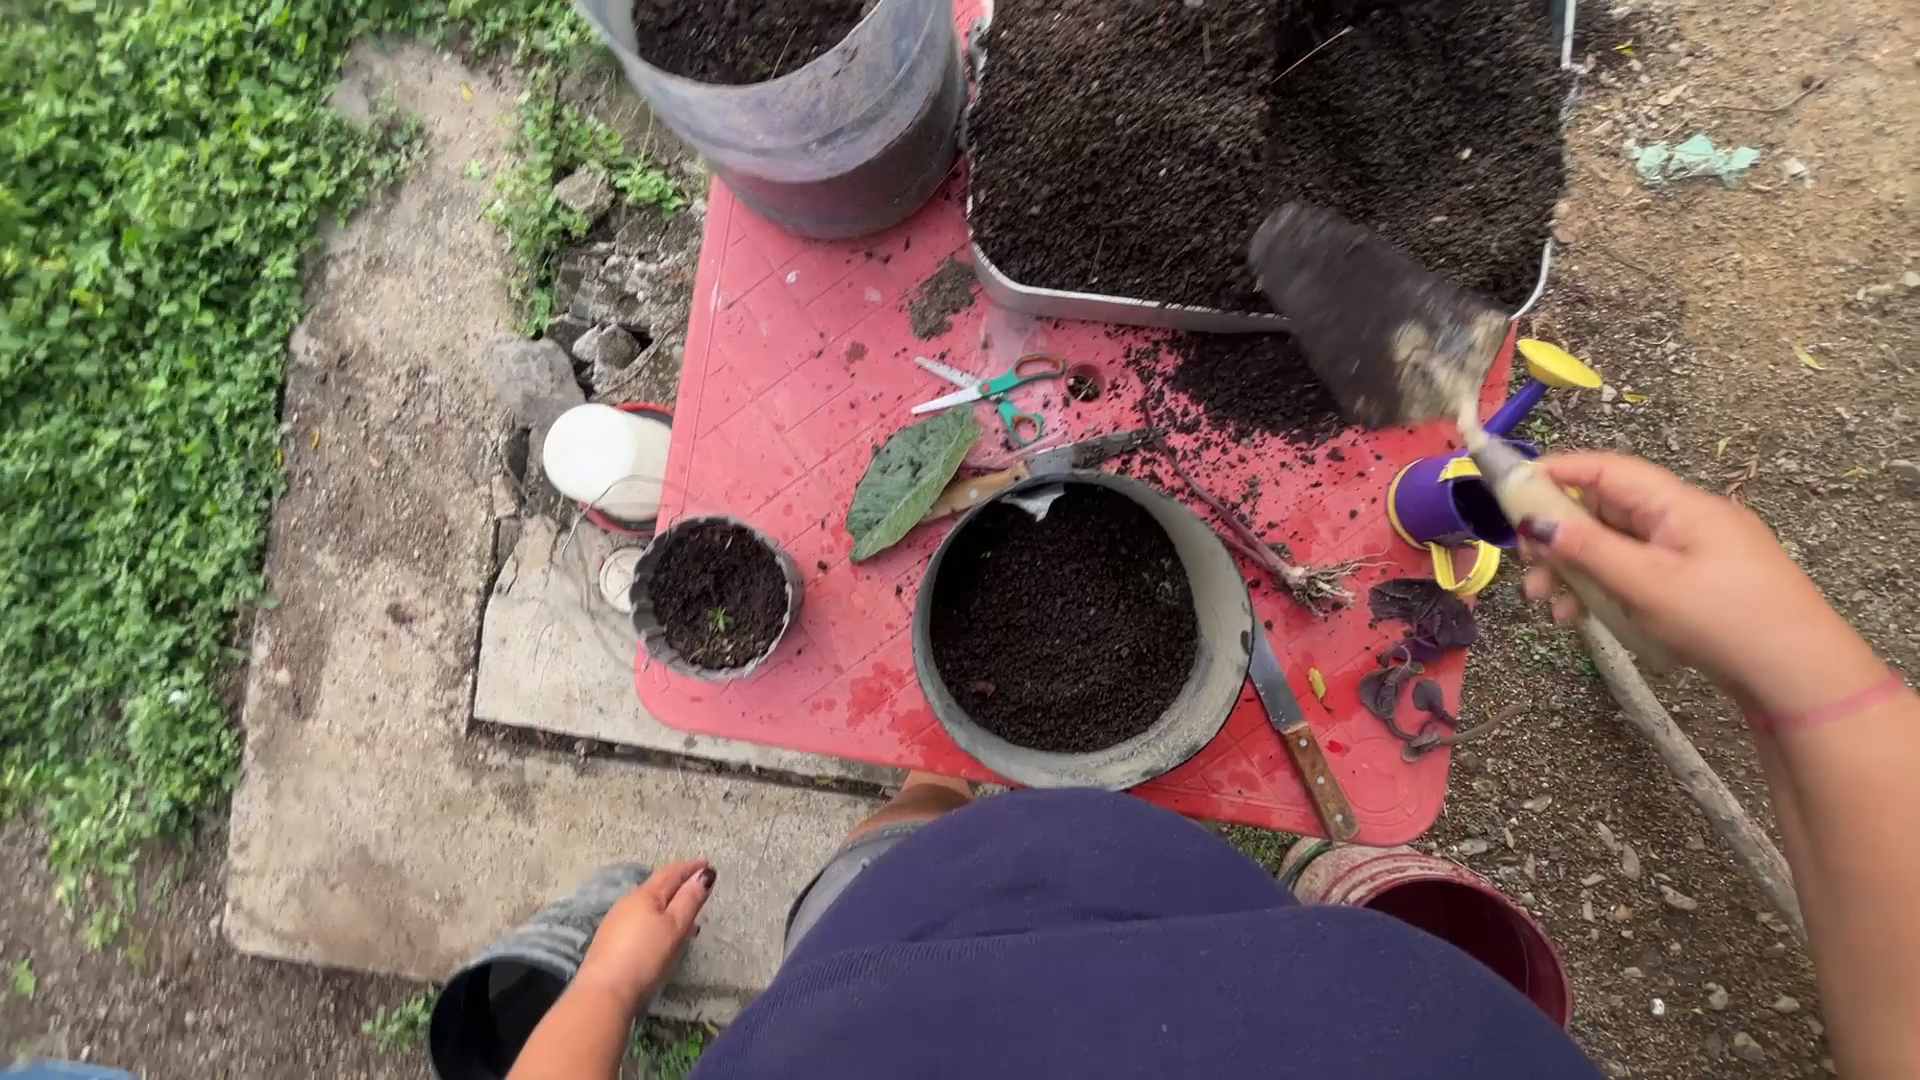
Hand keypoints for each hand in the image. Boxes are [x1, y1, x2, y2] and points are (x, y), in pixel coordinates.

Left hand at [572, 860, 715, 1015]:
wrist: (602, 995)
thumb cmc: (645, 956)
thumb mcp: (675, 926)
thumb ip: (690, 899)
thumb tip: (704, 873)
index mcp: (645, 895)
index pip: (671, 872)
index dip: (690, 867)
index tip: (707, 866)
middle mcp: (627, 903)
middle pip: (659, 888)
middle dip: (681, 889)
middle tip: (701, 895)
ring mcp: (615, 923)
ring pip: (649, 908)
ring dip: (670, 910)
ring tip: (687, 925)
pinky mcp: (609, 943)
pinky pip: (639, 922)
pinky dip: (656, 923)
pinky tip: (661, 941)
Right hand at [1517, 452, 1880, 713]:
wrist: (1799, 679)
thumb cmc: (1723, 620)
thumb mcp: (1645, 583)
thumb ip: (1585, 548)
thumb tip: (1532, 520)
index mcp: (1680, 507)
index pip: (1608, 471)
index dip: (1556, 471)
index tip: (1508, 488)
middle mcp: (1681, 520)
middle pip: (1600, 511)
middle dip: (1554, 535)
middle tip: (1525, 563)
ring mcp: (1684, 551)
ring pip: (1605, 545)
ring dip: (1567, 569)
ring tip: (1543, 601)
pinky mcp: (1683, 581)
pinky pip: (1623, 570)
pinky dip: (1593, 587)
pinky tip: (1575, 614)